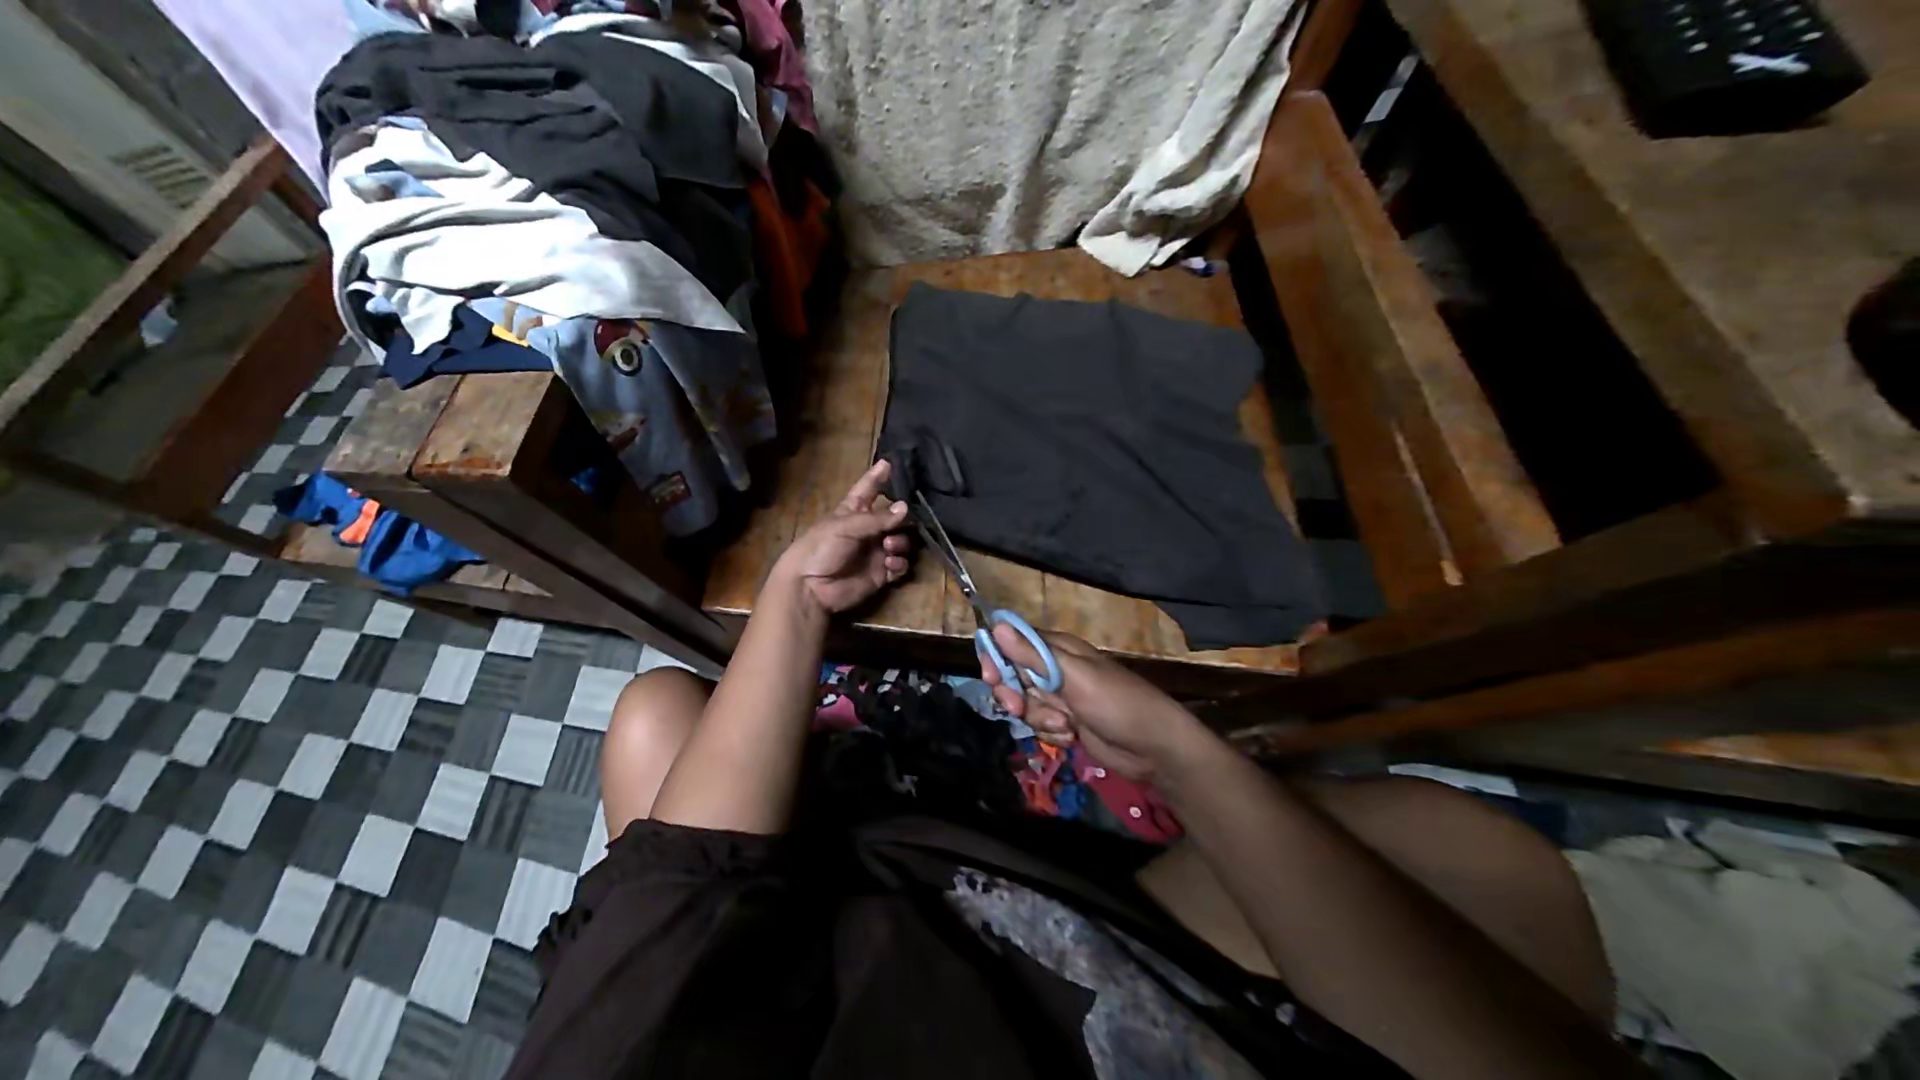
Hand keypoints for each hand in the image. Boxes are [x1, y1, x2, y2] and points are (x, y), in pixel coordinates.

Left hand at [771, 460, 912, 614]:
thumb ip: (877, 518)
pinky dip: (900, 564)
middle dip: (902, 518)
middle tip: (902, 521)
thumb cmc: (820, 548)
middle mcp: (868, 530)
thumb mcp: (845, 526)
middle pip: (894, 517)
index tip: (889, 462)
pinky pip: (900, 565)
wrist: (810, 586)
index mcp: (853, 512)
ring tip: (889, 547)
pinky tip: (890, 564)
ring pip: (902, 541)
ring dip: (900, 542)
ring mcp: (875, 552)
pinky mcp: (881, 574)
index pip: (868, 489)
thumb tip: (905, 508)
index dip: (877, 477)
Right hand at [980, 626, 1211, 781]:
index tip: (990, 676)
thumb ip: (1033, 655)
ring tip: (1065, 725)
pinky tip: (1071, 737)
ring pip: (1025, 705)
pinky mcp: (1065, 723)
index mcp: (1058, 648)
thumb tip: (997, 624)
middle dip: (1014, 695)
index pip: (1013, 642)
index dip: (997, 657)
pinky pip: (1039, 726)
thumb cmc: (1117, 703)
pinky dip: (1052, 734)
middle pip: (1013, 676)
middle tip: (1019, 708)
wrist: (1153, 747)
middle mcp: (1055, 669)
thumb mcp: (1074, 676)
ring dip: (1039, 718)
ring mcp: (1060, 698)